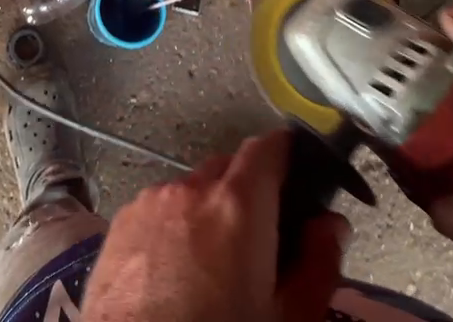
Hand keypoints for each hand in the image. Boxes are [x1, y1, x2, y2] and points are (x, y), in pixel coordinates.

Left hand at [84, 131, 348, 321]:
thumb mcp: (289, 318)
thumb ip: (319, 264)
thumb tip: (330, 224)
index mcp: (238, 205)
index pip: (269, 148)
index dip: (287, 153)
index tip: (298, 169)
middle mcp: (192, 189)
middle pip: (229, 169)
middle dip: (248, 192)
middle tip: (260, 240)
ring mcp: (151, 201)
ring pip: (192, 189)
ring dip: (208, 211)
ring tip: (212, 266)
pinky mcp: (121, 220)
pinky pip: (160, 208)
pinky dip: (174, 226)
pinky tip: (175, 271)